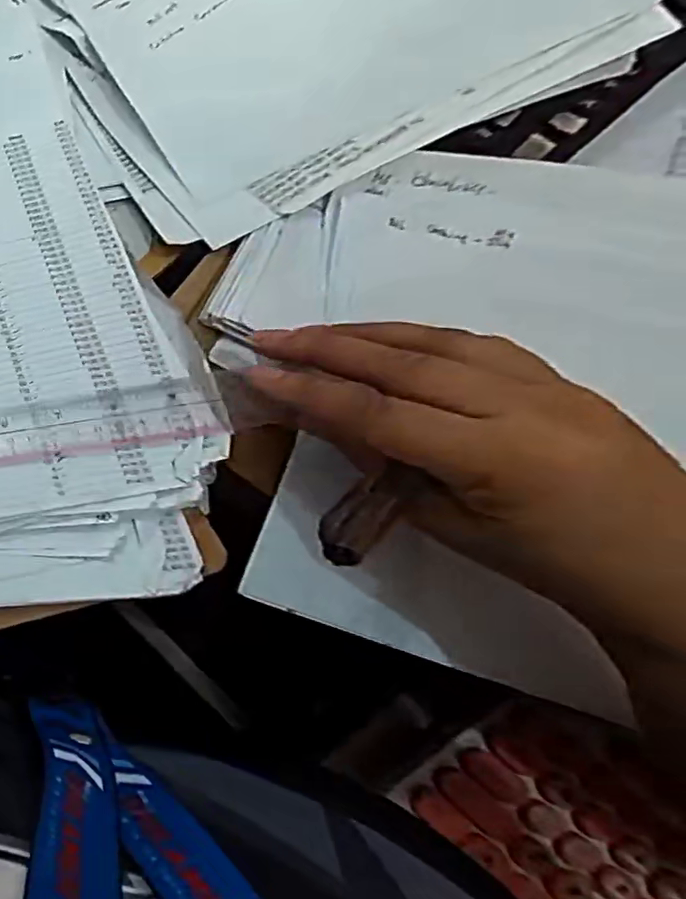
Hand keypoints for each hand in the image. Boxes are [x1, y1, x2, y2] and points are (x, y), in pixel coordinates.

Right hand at [245, 323, 685, 652]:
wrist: (669, 566)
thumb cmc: (544, 560)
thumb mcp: (443, 522)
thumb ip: (382, 462)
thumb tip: (322, 418)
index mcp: (495, 456)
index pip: (376, 411)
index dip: (306, 390)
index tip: (254, 374)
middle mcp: (526, 408)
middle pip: (404, 364)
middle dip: (325, 347)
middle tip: (267, 337)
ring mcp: (552, 388)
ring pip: (441, 343)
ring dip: (367, 333)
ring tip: (311, 332)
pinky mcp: (562, 381)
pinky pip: (477, 346)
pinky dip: (418, 338)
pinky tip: (385, 340)